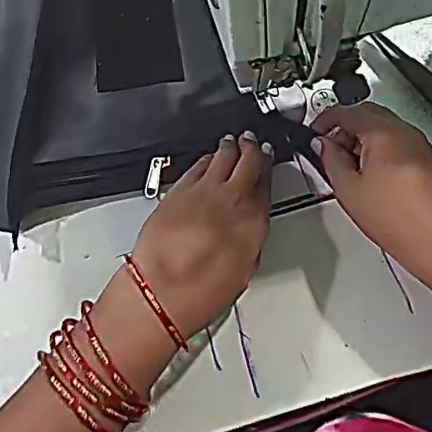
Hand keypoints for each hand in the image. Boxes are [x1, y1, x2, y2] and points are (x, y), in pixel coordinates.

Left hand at [125, 132, 272, 337]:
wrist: (163, 289)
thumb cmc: (200, 290)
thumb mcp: (243, 270)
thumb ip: (250, 241)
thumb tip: (247, 232)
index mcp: (254, 222)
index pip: (267, 184)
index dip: (268, 169)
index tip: (267, 160)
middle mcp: (233, 200)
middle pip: (248, 162)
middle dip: (251, 149)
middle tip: (252, 142)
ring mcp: (205, 190)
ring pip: (223, 156)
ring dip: (230, 147)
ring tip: (232, 142)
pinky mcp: (180, 189)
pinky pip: (198, 165)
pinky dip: (205, 159)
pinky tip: (207, 158)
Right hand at [312, 102, 431, 271]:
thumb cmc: (401, 221)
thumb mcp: (348, 189)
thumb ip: (330, 159)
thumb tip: (324, 146)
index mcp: (384, 134)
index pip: (348, 111)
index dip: (325, 119)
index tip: (316, 131)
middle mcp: (406, 133)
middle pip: (367, 113)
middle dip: (344, 126)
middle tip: (329, 145)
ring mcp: (420, 145)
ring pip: (383, 126)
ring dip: (362, 137)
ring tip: (348, 164)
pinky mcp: (427, 159)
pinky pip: (397, 141)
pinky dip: (379, 148)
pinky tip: (370, 174)